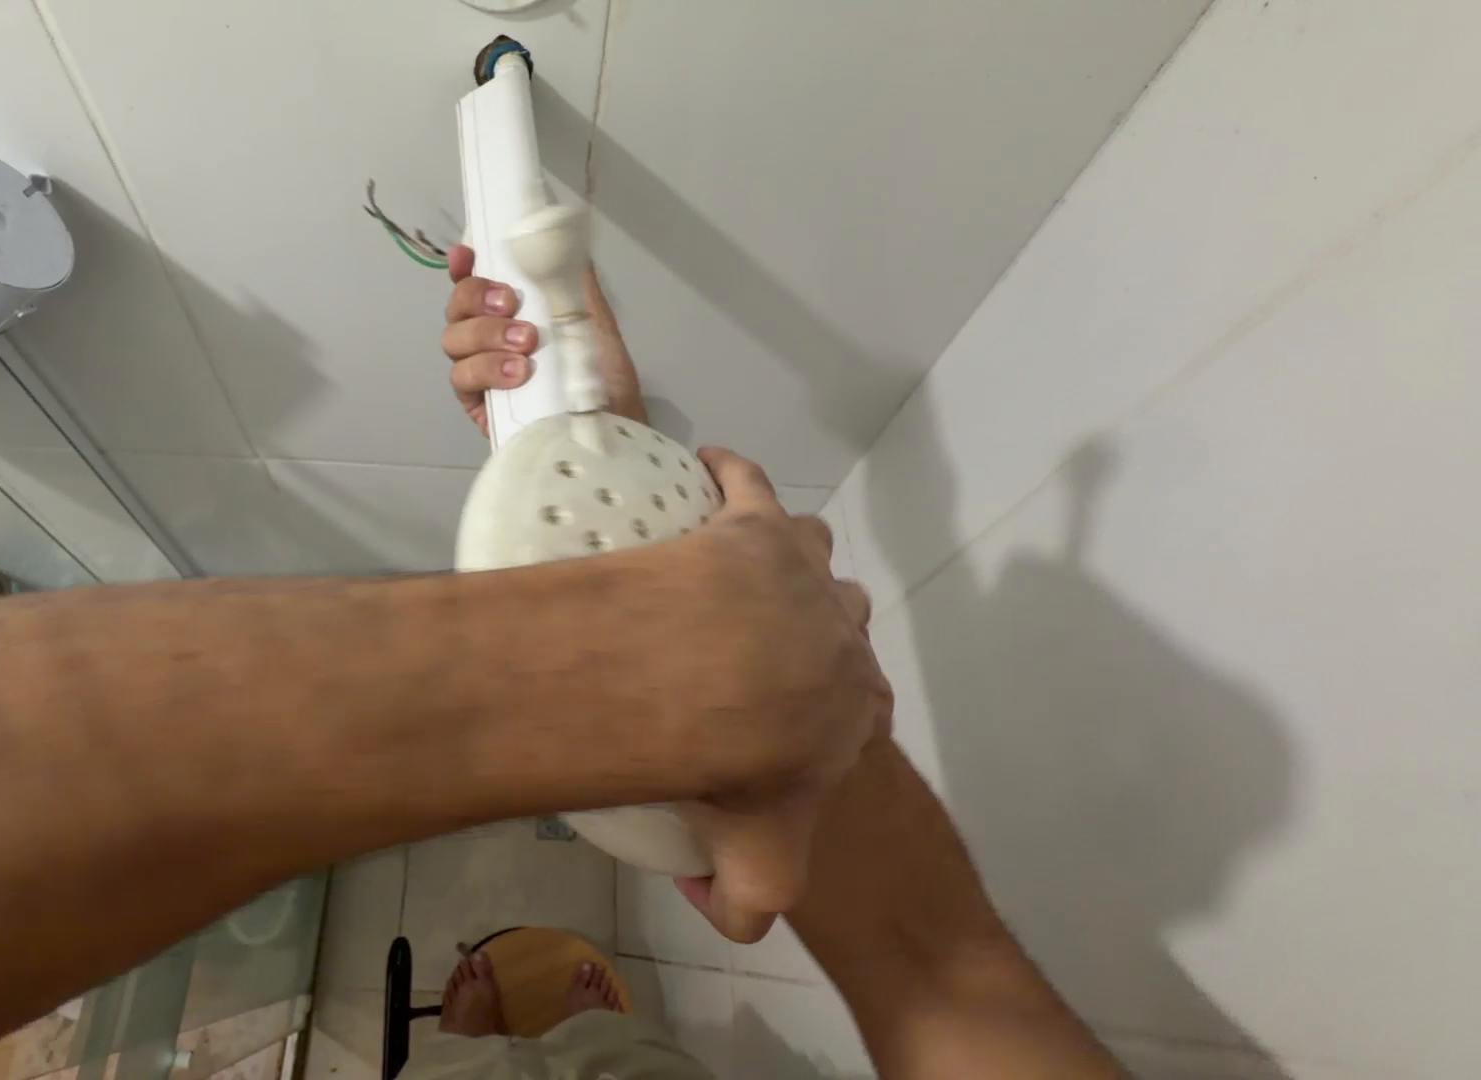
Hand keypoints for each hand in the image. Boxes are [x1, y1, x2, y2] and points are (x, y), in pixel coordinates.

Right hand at [443, 244, 647, 436]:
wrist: (612, 428)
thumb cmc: (605, 379)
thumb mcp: (595, 324)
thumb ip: (575, 284)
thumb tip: (562, 239)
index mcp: (514, 315)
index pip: (475, 282)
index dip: (464, 266)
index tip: (467, 255)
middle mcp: (490, 341)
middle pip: (456, 307)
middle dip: (476, 297)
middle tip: (511, 304)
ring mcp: (481, 374)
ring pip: (454, 340)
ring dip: (485, 334)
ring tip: (525, 346)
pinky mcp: (479, 407)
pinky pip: (462, 379)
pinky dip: (485, 370)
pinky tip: (516, 375)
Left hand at [671, 447, 889, 942]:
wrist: (734, 694)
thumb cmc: (751, 773)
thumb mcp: (763, 868)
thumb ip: (742, 905)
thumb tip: (704, 908)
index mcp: (852, 699)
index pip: (857, 690)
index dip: (827, 692)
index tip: (781, 698)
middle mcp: (838, 629)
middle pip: (834, 611)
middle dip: (810, 618)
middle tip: (752, 628)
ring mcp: (801, 573)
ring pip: (807, 547)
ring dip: (785, 551)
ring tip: (735, 557)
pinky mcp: (755, 527)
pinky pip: (750, 484)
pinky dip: (732, 473)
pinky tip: (706, 465)